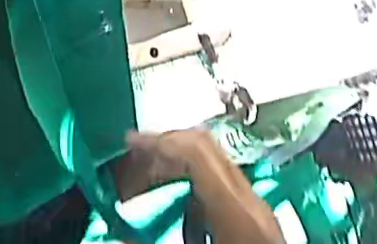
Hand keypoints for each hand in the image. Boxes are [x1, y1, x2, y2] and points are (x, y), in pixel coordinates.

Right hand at [119, 131, 283, 243]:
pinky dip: (193, 187)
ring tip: (146, 186)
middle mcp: (253, 204)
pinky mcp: (260, 227)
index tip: (129, 145)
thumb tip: (116, 237)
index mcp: (239, 214)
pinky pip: (222, 188)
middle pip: (206, 149)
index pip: (196, 151)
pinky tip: (177, 213)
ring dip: (178, 167)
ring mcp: (260, 214)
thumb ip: (157, 240)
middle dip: (165, 150)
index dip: (158, 143)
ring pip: (215, 164)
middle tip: (130, 167)